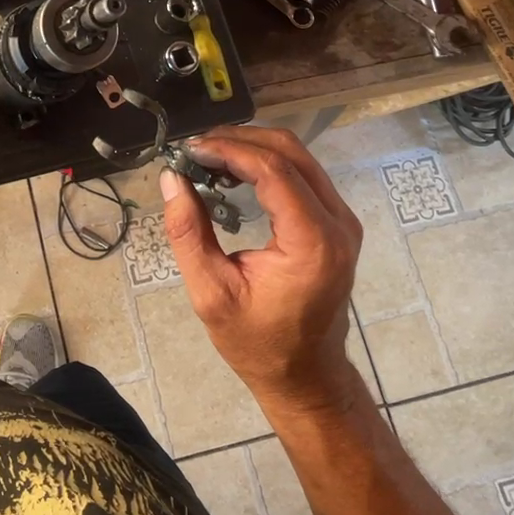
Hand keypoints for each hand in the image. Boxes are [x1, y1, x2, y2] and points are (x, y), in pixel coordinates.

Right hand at [162, 125, 364, 413]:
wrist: (307, 375)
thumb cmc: (258, 342)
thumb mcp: (211, 293)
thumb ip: (188, 232)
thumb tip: (171, 177)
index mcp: (313, 243)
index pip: (274, 170)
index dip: (230, 149)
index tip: (190, 150)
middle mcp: (338, 223)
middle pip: (290, 151)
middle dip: (239, 139)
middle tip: (196, 149)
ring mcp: (342, 220)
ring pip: (298, 155)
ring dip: (251, 146)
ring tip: (209, 156)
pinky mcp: (336, 221)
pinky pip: (303, 172)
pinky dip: (265, 161)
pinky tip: (233, 170)